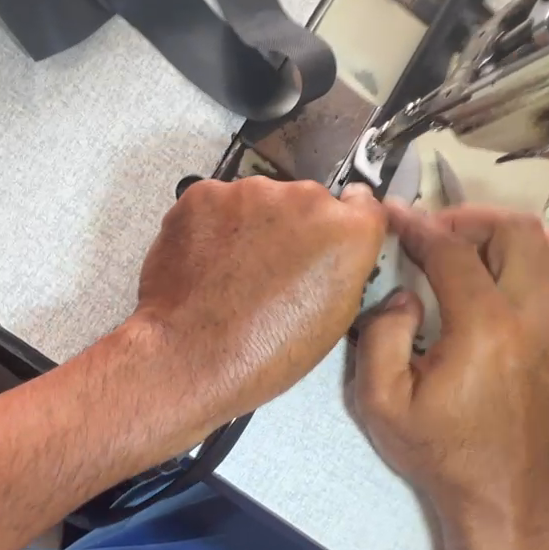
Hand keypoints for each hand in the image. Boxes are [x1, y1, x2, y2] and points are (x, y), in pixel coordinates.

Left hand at [125, 178, 385, 436]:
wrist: (190, 356)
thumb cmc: (262, 355)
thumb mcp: (331, 319)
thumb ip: (340, 269)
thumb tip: (326, 251)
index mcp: (350, 232)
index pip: (358, 204)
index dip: (336, 226)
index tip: (319, 242)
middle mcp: (307, 199)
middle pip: (301, 201)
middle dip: (286, 228)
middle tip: (262, 271)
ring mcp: (251, 193)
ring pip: (254, 202)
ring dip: (246, 226)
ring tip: (225, 273)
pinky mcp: (203, 196)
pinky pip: (212, 205)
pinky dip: (206, 228)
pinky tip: (199, 264)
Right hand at [353, 204, 548, 533]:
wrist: (506, 496)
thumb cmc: (439, 453)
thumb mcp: (381, 405)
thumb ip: (379, 340)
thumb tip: (403, 297)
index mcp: (485, 328)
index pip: (453, 251)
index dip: (418, 225)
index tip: (392, 214)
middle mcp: (535, 315)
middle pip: (515, 230)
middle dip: (468, 218)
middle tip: (432, 233)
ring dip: (510, 234)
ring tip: (472, 250)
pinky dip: (534, 258)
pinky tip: (498, 282)